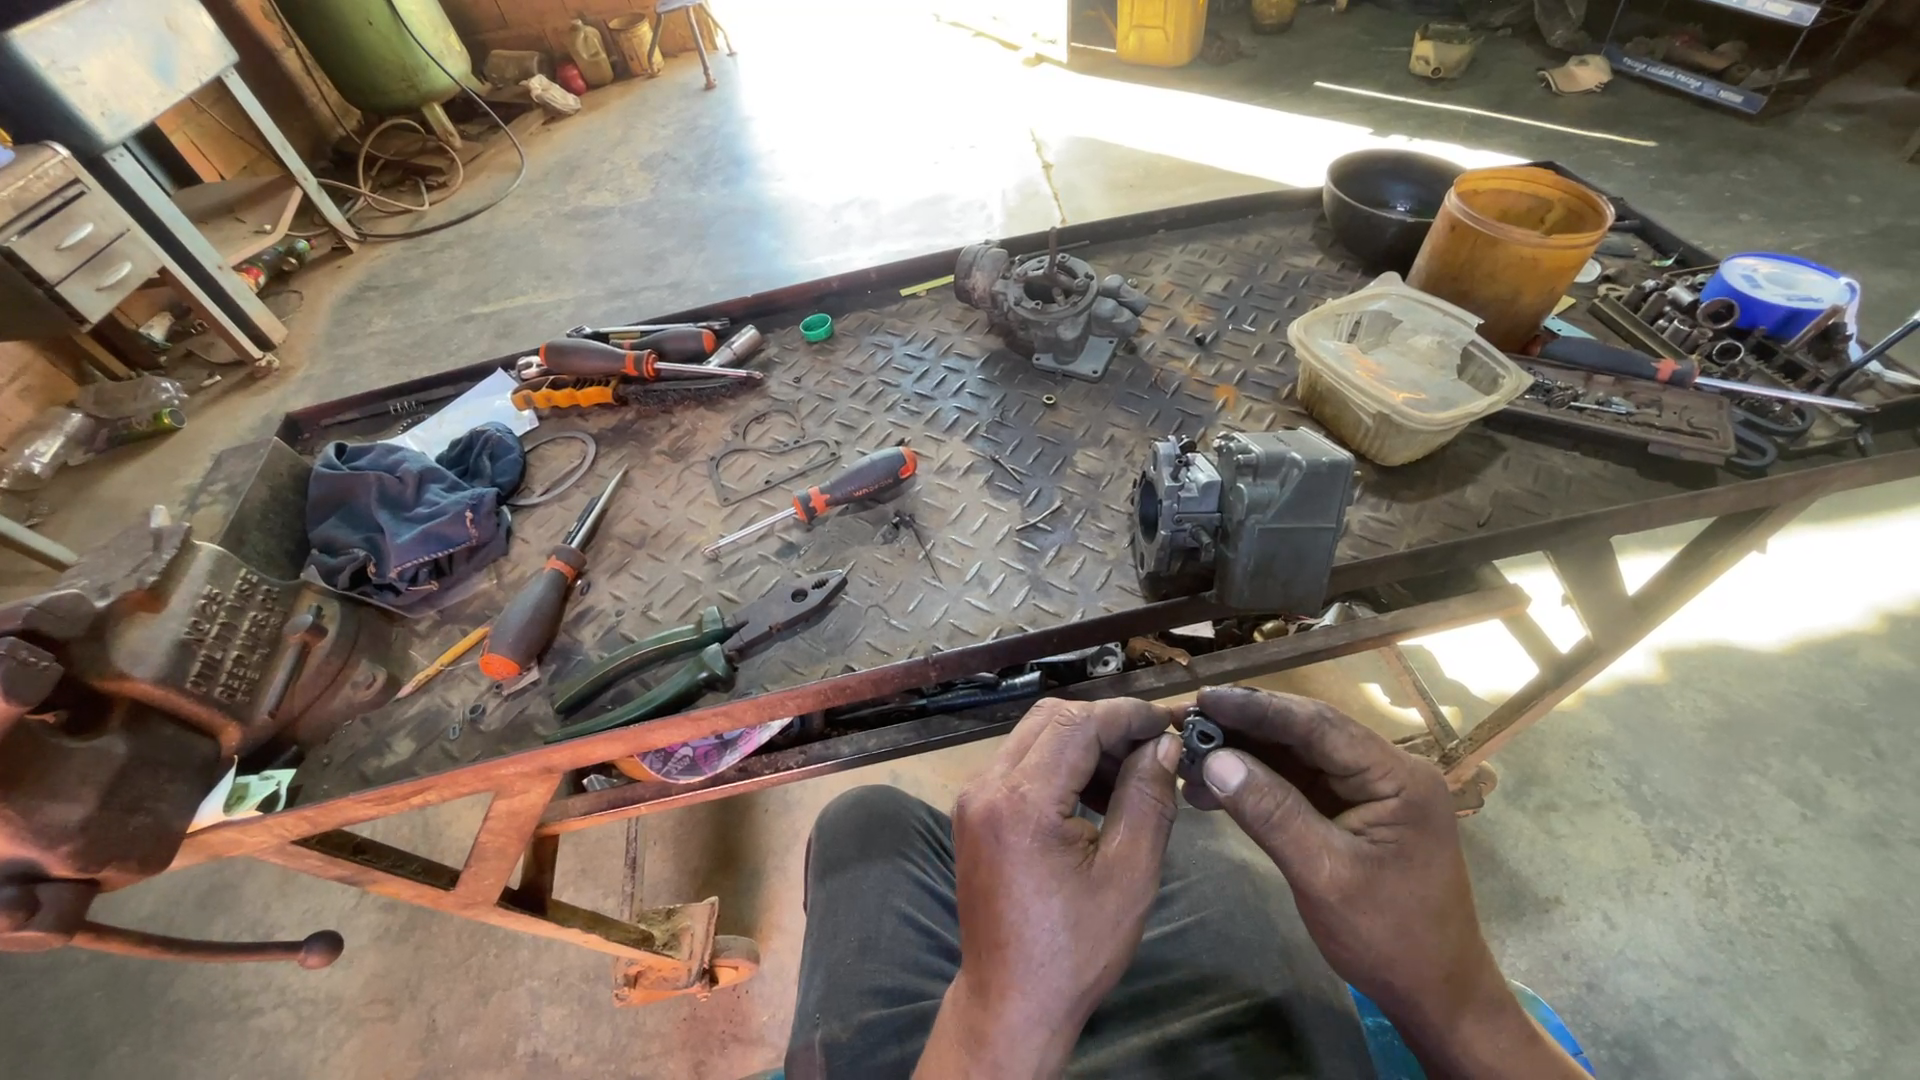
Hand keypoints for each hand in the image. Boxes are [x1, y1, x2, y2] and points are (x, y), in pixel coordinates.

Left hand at [915, 698, 1180, 1078]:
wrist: (1010, 1000)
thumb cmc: (1075, 950)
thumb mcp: (1127, 875)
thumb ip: (1147, 799)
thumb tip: (1163, 745)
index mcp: (1021, 801)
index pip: (1078, 724)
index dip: (1127, 716)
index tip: (1167, 723)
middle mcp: (987, 785)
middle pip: (1051, 719)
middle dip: (1105, 724)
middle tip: (1152, 748)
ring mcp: (974, 796)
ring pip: (1034, 735)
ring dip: (1082, 742)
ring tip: (1130, 775)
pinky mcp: (974, 810)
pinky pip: (1020, 763)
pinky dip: (1059, 764)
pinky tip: (1094, 793)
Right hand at [1185, 687, 1583, 1078]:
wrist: (1433, 995)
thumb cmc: (1389, 938)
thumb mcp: (1325, 875)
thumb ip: (1271, 812)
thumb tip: (1213, 760)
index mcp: (1397, 776)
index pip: (1318, 725)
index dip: (1256, 708)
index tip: (1203, 699)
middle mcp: (1383, 769)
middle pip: (1302, 730)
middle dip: (1240, 725)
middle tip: (1183, 718)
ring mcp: (1365, 788)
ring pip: (1291, 753)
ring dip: (1239, 752)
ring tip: (1185, 754)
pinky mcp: (1346, 808)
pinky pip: (1292, 780)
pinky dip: (1251, 780)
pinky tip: (1210, 786)